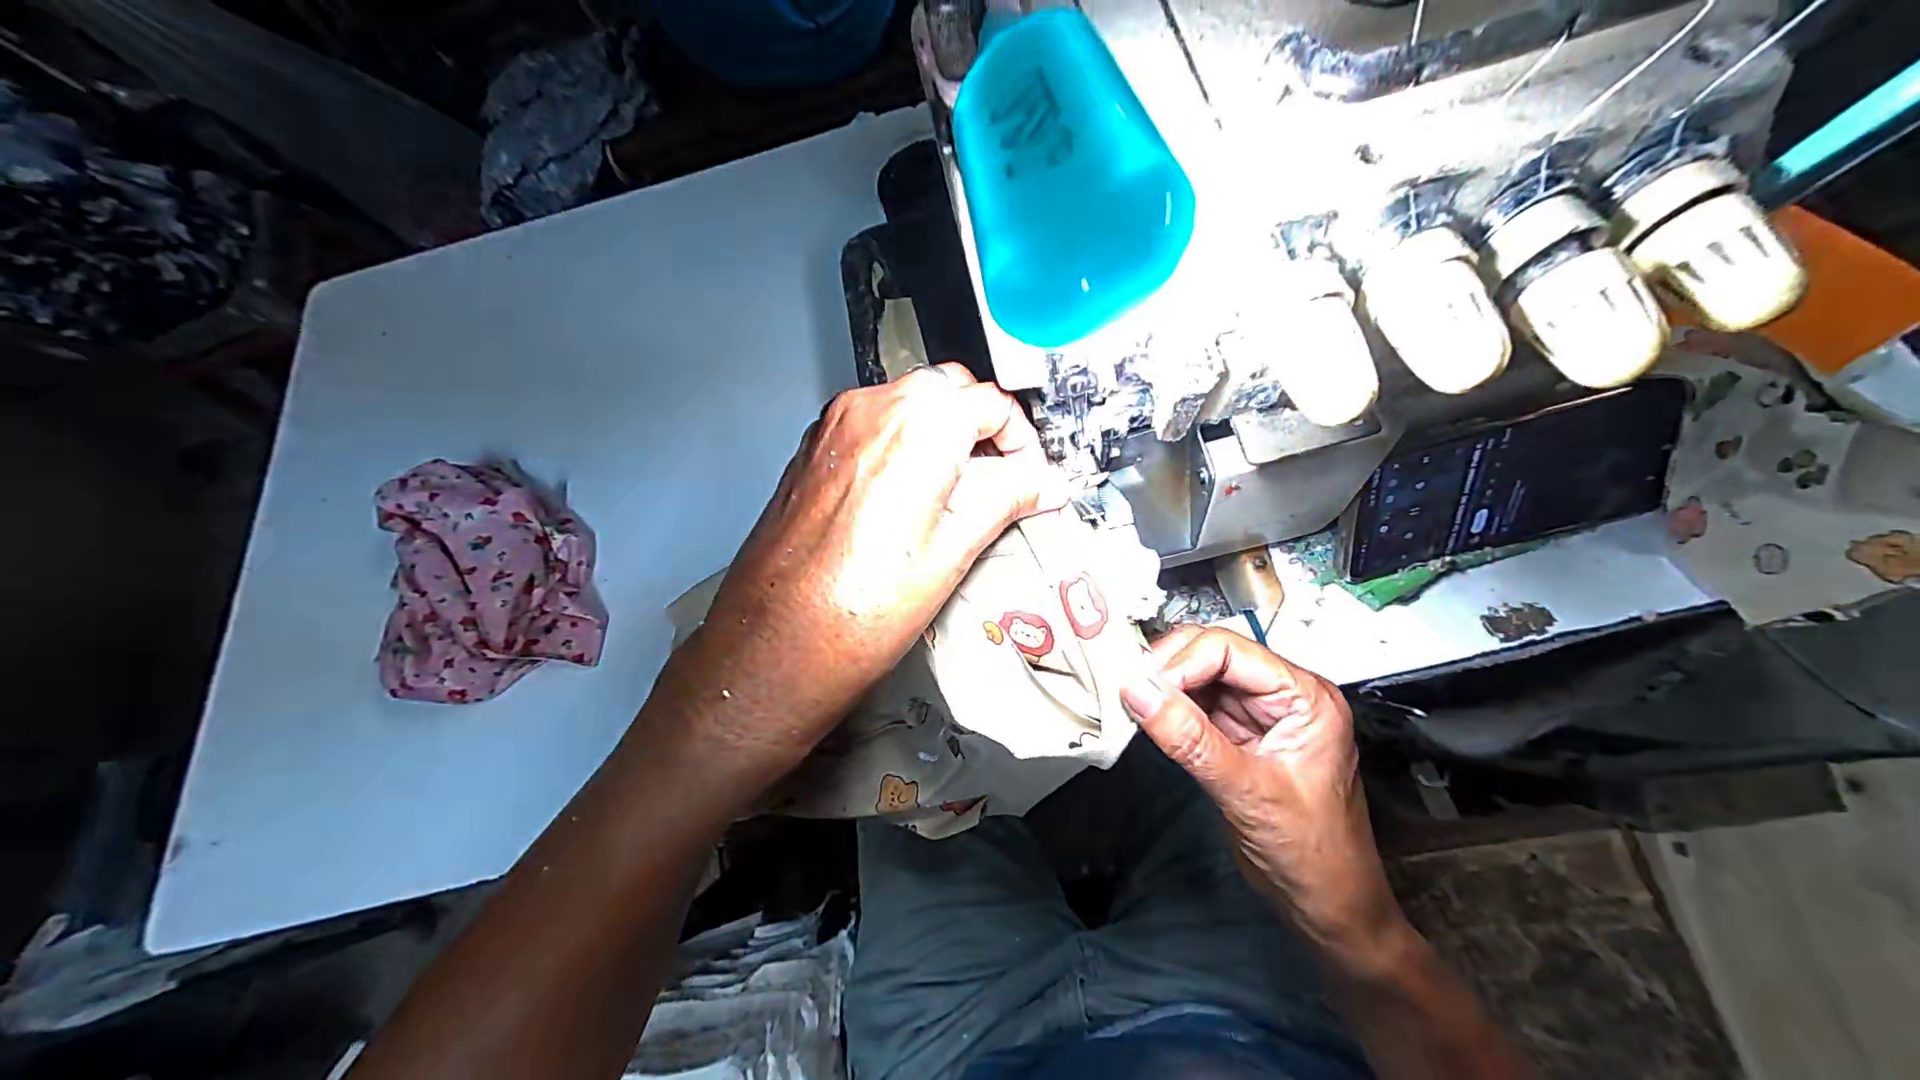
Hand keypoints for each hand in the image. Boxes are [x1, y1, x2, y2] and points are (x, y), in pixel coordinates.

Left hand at [650, 363, 1067, 782]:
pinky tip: (911, 497)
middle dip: (982, 428)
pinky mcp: (814, 450)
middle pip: (948, 391)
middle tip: (1002, 478)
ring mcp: (834, 428)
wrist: (775, 642)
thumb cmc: (851, 612)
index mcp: (915, 427)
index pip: (991, 402)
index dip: (1022, 439)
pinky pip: (873, 427)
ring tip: (958, 493)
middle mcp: (868, 412)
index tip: (1030, 472)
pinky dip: (903, 445)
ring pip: (909, 405)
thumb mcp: (953, 553)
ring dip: (942, 434)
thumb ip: (1006, 500)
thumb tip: (1040, 482)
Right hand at [1122, 626, 1402, 953]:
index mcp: (1306, 697)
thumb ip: (1190, 739)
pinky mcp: (1237, 732)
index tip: (1144, 686)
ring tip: (1135, 704)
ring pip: (1198, 676)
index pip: (1230, 650)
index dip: (1181, 662)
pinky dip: (1168, 708)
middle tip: (1132, 689)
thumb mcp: (1247, 792)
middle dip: (1168, 668)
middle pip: (1212, 654)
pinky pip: (1194, 704)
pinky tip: (1150, 717)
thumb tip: (1141, 693)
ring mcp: (1258, 713)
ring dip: (1163, 687)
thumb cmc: (1315, 856)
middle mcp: (1283, 696)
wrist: (1326, 903)